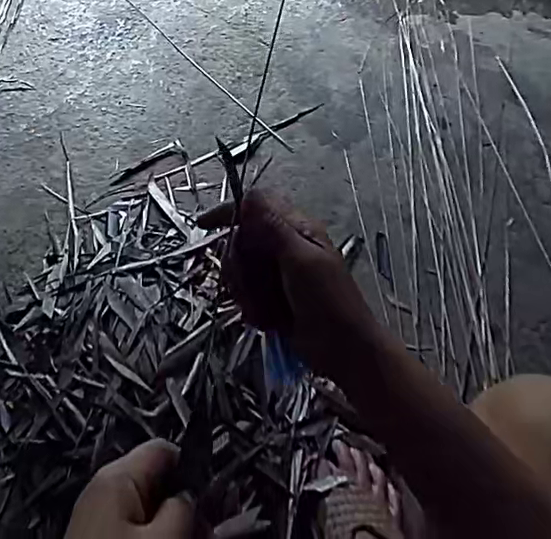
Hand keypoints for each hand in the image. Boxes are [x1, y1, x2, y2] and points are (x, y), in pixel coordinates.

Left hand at [64, 440, 197, 538]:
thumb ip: (183, 509)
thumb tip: (191, 496)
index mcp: (116, 478)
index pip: (164, 451)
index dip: (194, 469)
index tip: (216, 499)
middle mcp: (104, 494)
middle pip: (157, 485)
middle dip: (185, 508)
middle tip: (208, 533)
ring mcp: (99, 525)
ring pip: (148, 516)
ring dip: (172, 530)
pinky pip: (134, 536)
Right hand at [195, 190, 380, 379]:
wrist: (345, 353)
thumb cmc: (330, 302)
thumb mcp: (302, 260)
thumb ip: (274, 228)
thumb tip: (251, 197)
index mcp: (296, 228)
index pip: (255, 206)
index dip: (229, 213)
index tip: (205, 226)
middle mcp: (283, 245)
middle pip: (240, 241)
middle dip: (242, 266)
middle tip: (255, 284)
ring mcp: (276, 272)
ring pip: (240, 270)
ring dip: (248, 292)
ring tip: (267, 308)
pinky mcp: (271, 296)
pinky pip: (246, 294)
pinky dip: (253, 308)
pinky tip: (269, 320)